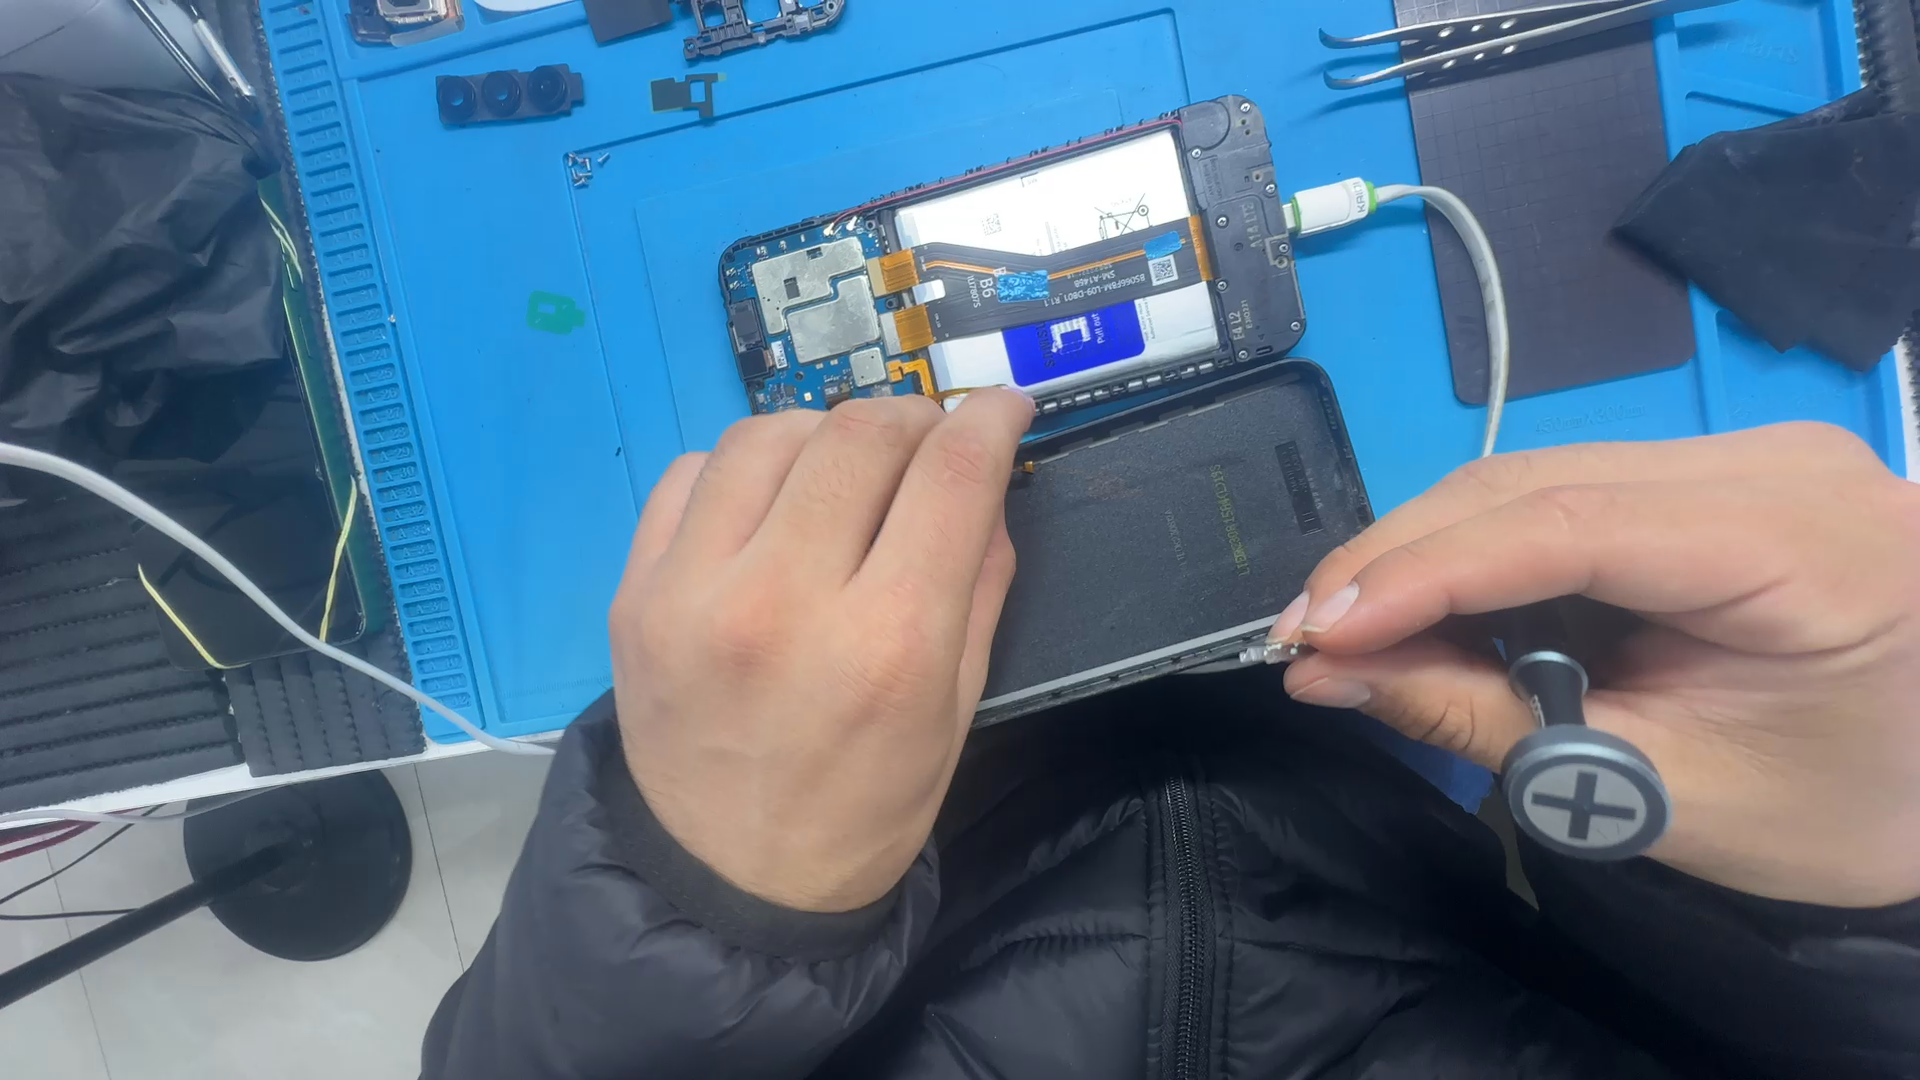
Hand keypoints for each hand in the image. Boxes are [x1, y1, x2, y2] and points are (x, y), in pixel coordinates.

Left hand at [608, 390, 1032, 911]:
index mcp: (890, 644)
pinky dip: (747, 466)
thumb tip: (980, 481)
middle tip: (929, 441)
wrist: (728, 880)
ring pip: (770, 433)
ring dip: (828, 432)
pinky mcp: (634, 592)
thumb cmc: (868, 803)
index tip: (1003, 406)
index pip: (953, 477)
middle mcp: (785, 602)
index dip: (990, 421)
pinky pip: (692, 471)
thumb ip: (981, 579)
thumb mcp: (958, 705)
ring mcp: (691, 592)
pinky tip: (770, 504)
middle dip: (915, 417)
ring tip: (847, 470)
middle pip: (860, 435)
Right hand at [1272, 423, 1919, 906]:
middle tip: (1303, 633)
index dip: (1420, 575)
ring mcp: (1710, 459)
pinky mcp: (1664, 479)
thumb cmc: (1817, 808)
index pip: (1567, 528)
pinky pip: (1517, 503)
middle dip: (1387, 562)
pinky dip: (1442, 558)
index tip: (1318, 631)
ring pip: (1499, 486)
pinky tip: (1403, 606)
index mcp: (1815, 547)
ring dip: (1401, 557)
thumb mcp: (1641, 787)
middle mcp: (1759, 464)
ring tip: (1337, 626)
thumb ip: (1468, 717)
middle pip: (1513, 489)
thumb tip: (1317, 674)